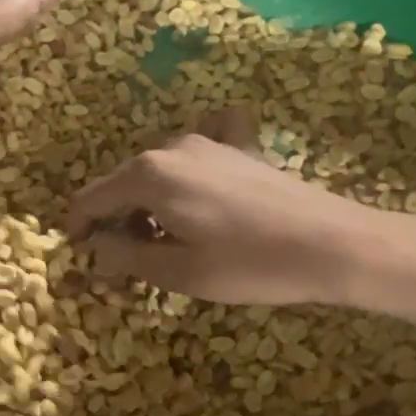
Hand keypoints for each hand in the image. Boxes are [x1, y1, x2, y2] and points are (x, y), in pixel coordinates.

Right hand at [67, 108, 391, 305]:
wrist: (336, 243)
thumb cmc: (251, 263)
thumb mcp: (179, 271)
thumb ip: (125, 255)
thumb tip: (94, 246)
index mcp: (148, 175)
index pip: (90, 198)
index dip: (80, 229)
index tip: (84, 259)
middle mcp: (168, 148)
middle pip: (121, 184)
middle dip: (115, 221)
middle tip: (127, 265)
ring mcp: (204, 143)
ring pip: (154, 176)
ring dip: (148, 208)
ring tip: (167, 247)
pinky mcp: (232, 149)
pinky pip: (190, 165)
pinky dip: (180, 187)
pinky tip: (198, 208)